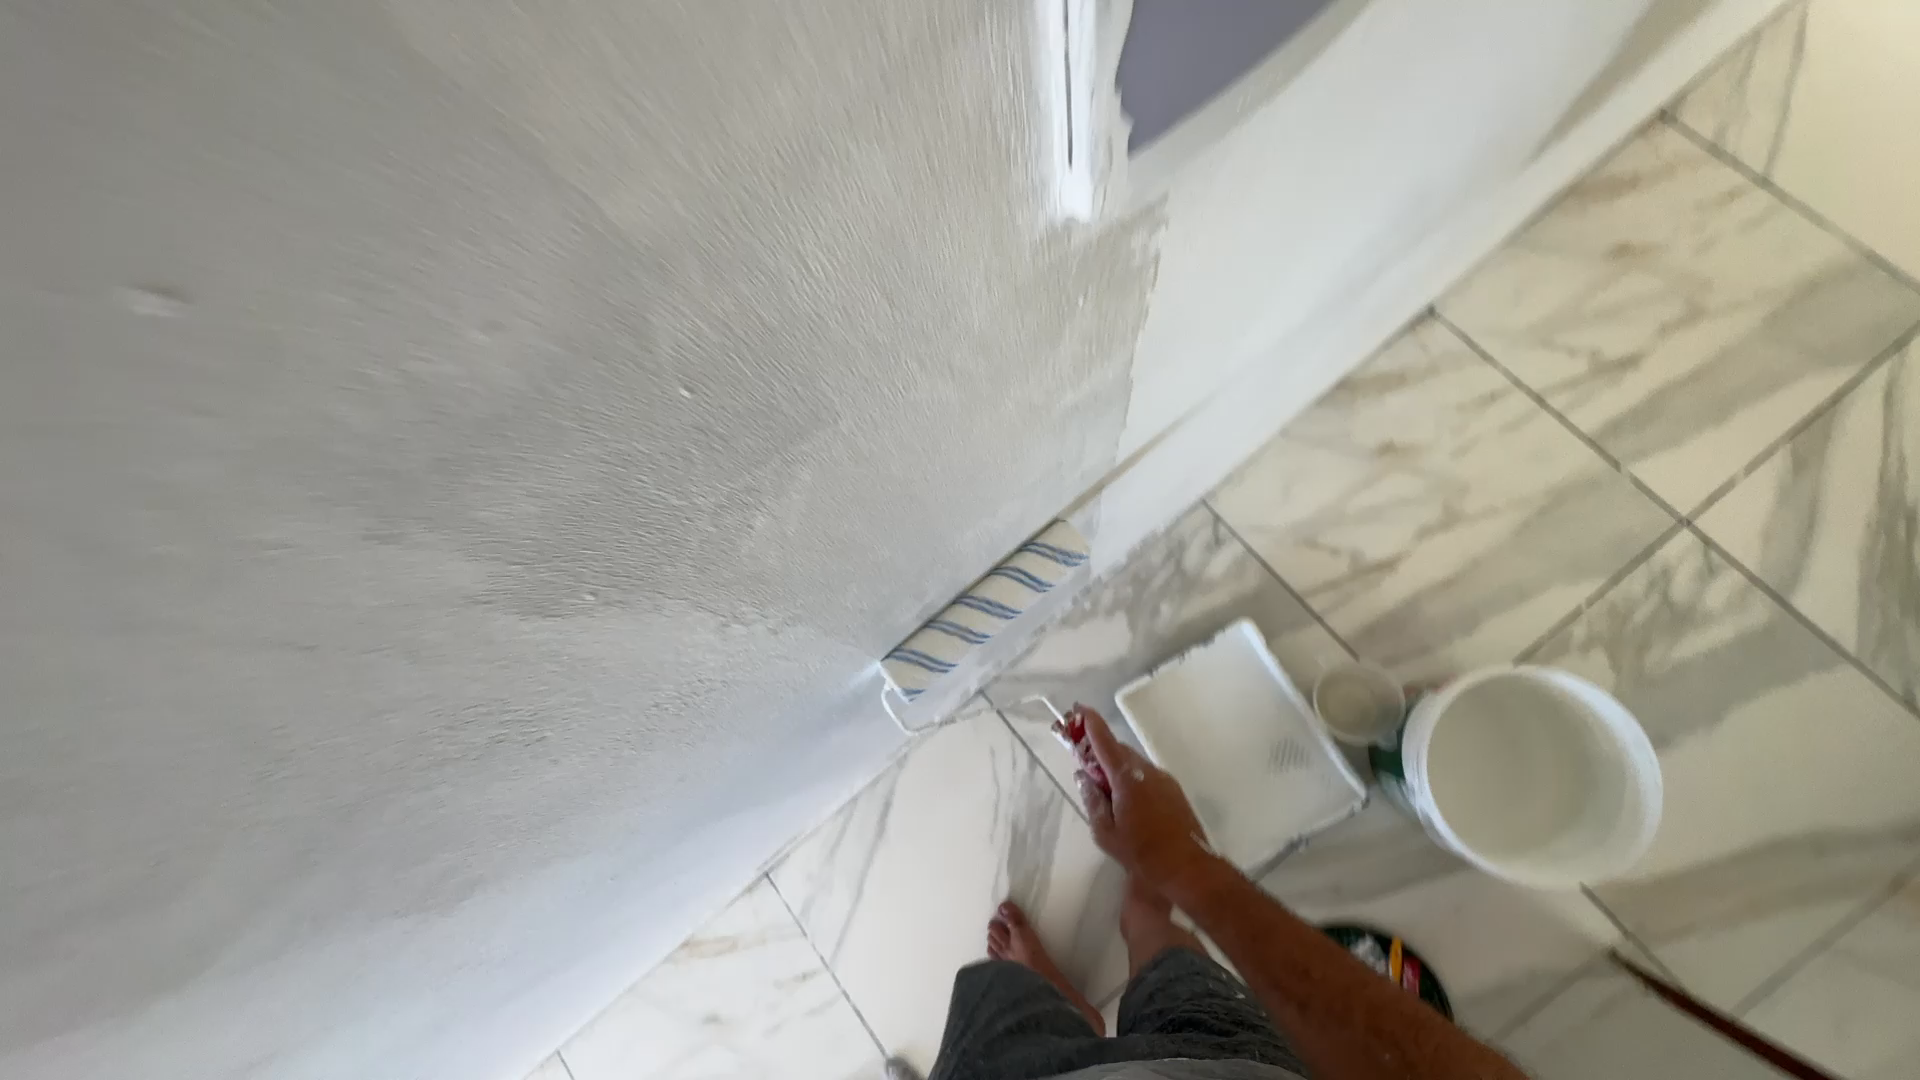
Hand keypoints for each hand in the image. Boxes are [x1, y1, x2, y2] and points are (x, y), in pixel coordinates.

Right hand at [1067, 705, 1215, 891]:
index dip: (1090, 723)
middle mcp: (1147, 771)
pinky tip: (1128, 803)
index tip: (1079, 709)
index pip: (1104, 741)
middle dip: (1100, 752)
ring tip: (1106, 791)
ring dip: (1117, 769)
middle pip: (1119, 751)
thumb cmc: (1141, 853)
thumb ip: (1092, 800)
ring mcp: (1164, 780)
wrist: (1189, 869)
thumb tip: (1084, 777)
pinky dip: (1133, 780)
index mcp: (1126, 777)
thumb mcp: (1105, 832)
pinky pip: (1147, 776)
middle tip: (1085, 764)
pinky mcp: (1174, 791)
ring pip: (1134, 765)